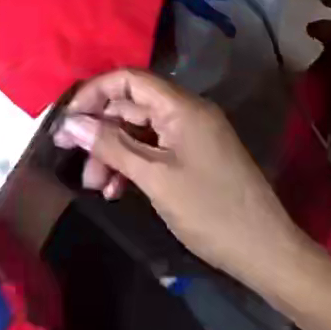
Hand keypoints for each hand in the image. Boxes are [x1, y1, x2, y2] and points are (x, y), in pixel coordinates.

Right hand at [53, 69, 312, 284]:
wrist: (264, 250)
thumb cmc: (209, 210)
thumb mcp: (155, 178)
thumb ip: (112, 147)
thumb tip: (71, 124)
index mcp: (182, 106)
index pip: (129, 79)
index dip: (94, 93)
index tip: (66, 120)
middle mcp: (187, 111)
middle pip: (132, 106)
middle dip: (101, 132)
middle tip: (77, 164)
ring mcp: (192, 134)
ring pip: (140, 131)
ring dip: (114, 153)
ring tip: (96, 186)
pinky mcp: (194, 156)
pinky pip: (155, 149)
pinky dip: (133, 165)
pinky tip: (117, 192)